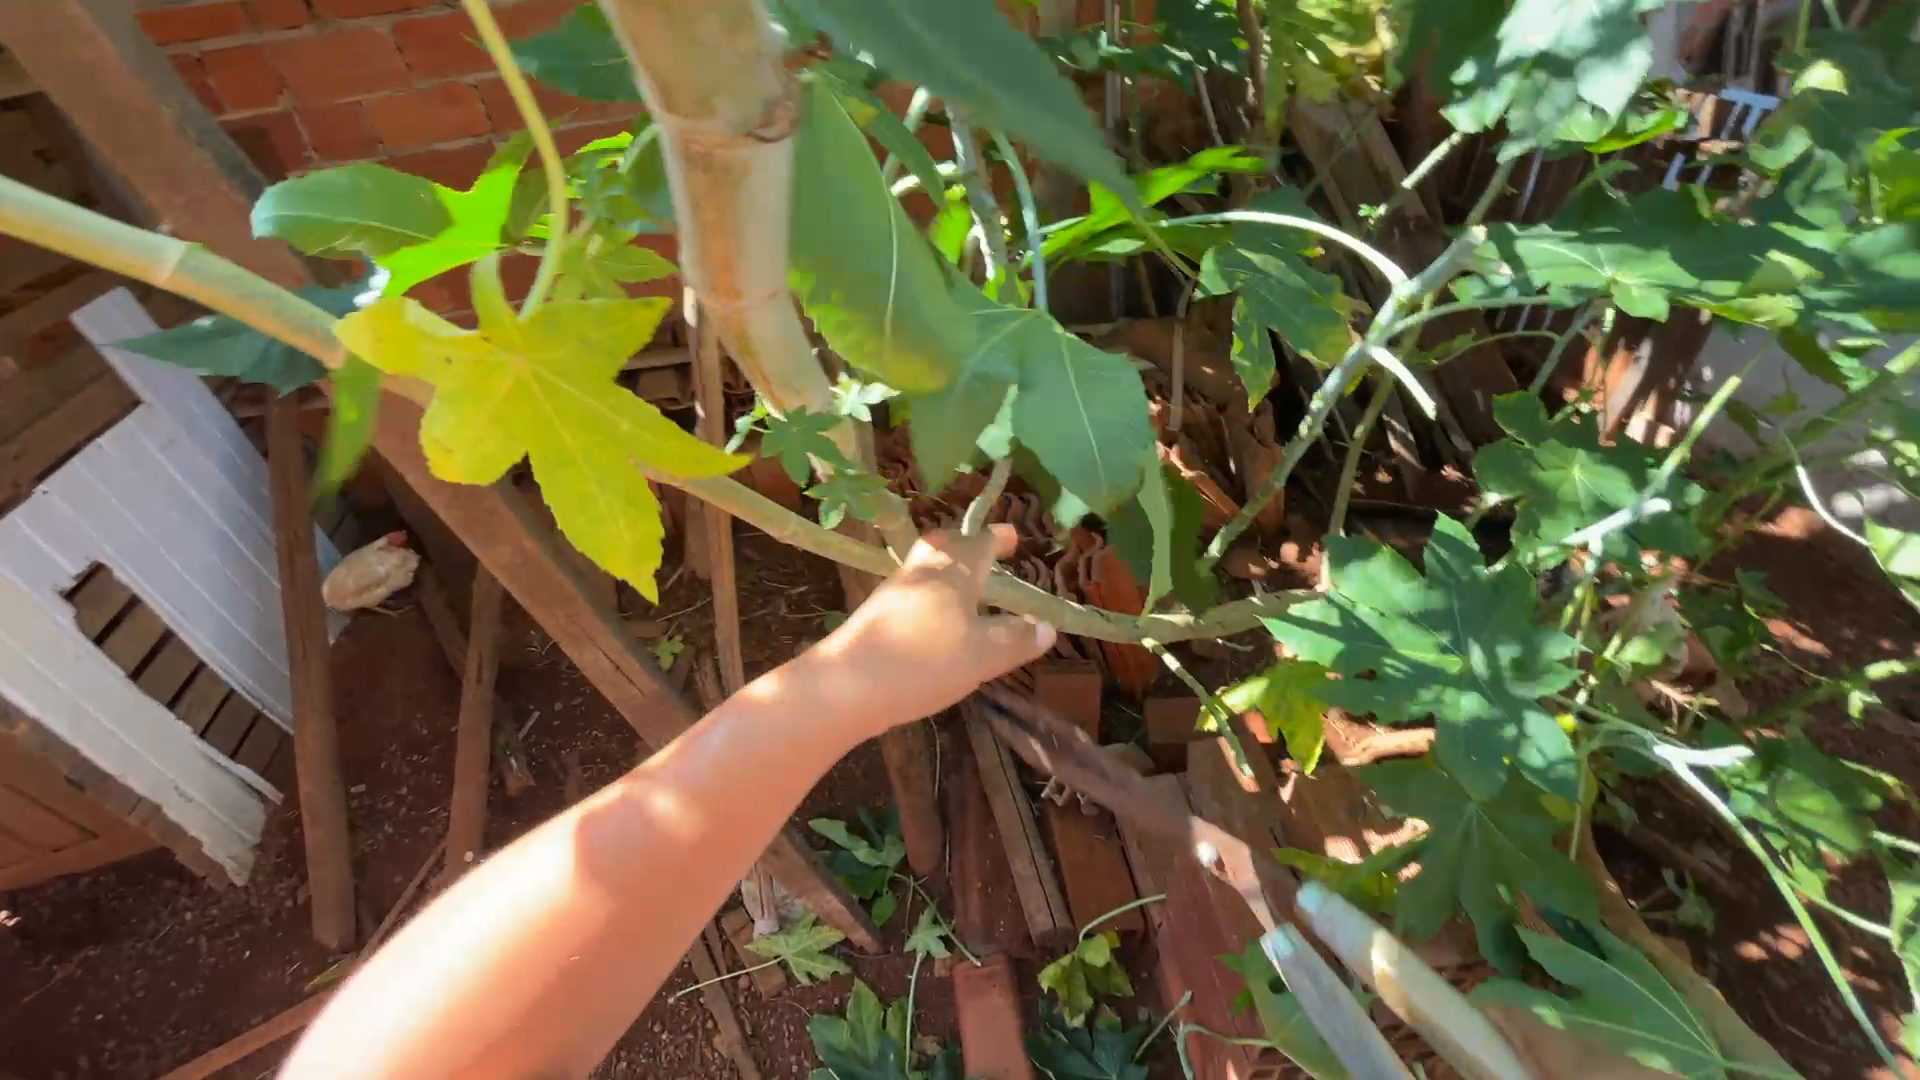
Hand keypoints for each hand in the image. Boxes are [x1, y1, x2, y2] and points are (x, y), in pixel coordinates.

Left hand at [803, 524, 1055, 739]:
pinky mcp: (874, 618)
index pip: (978, 544)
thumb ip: (1016, 640)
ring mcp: (892, 594)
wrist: (847, 686)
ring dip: (946, 571)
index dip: (997, 538)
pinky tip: (935, 624)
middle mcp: (920, 574)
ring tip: (965, 592)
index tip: (1012, 536)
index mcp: (951, 574)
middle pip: (942, 545)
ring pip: (923, 569)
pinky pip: (910, 594)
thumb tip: (1047, 627)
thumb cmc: (923, 662)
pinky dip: (929, 597)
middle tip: (982, 553)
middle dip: (964, 544)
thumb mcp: (982, 656)